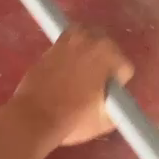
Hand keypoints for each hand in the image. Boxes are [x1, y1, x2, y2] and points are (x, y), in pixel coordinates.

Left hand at [3, 25, 133, 146]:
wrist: (34, 117)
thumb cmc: (74, 119)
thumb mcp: (107, 119)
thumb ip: (119, 105)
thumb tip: (116, 100)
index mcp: (109, 53)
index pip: (124, 67)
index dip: (117, 85)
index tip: (106, 97)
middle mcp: (91, 38)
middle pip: (108, 49)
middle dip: (105, 64)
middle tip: (95, 87)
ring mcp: (69, 39)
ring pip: (88, 42)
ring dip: (89, 55)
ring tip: (81, 77)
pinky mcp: (51, 45)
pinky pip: (69, 45)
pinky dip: (71, 53)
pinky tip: (66, 71)